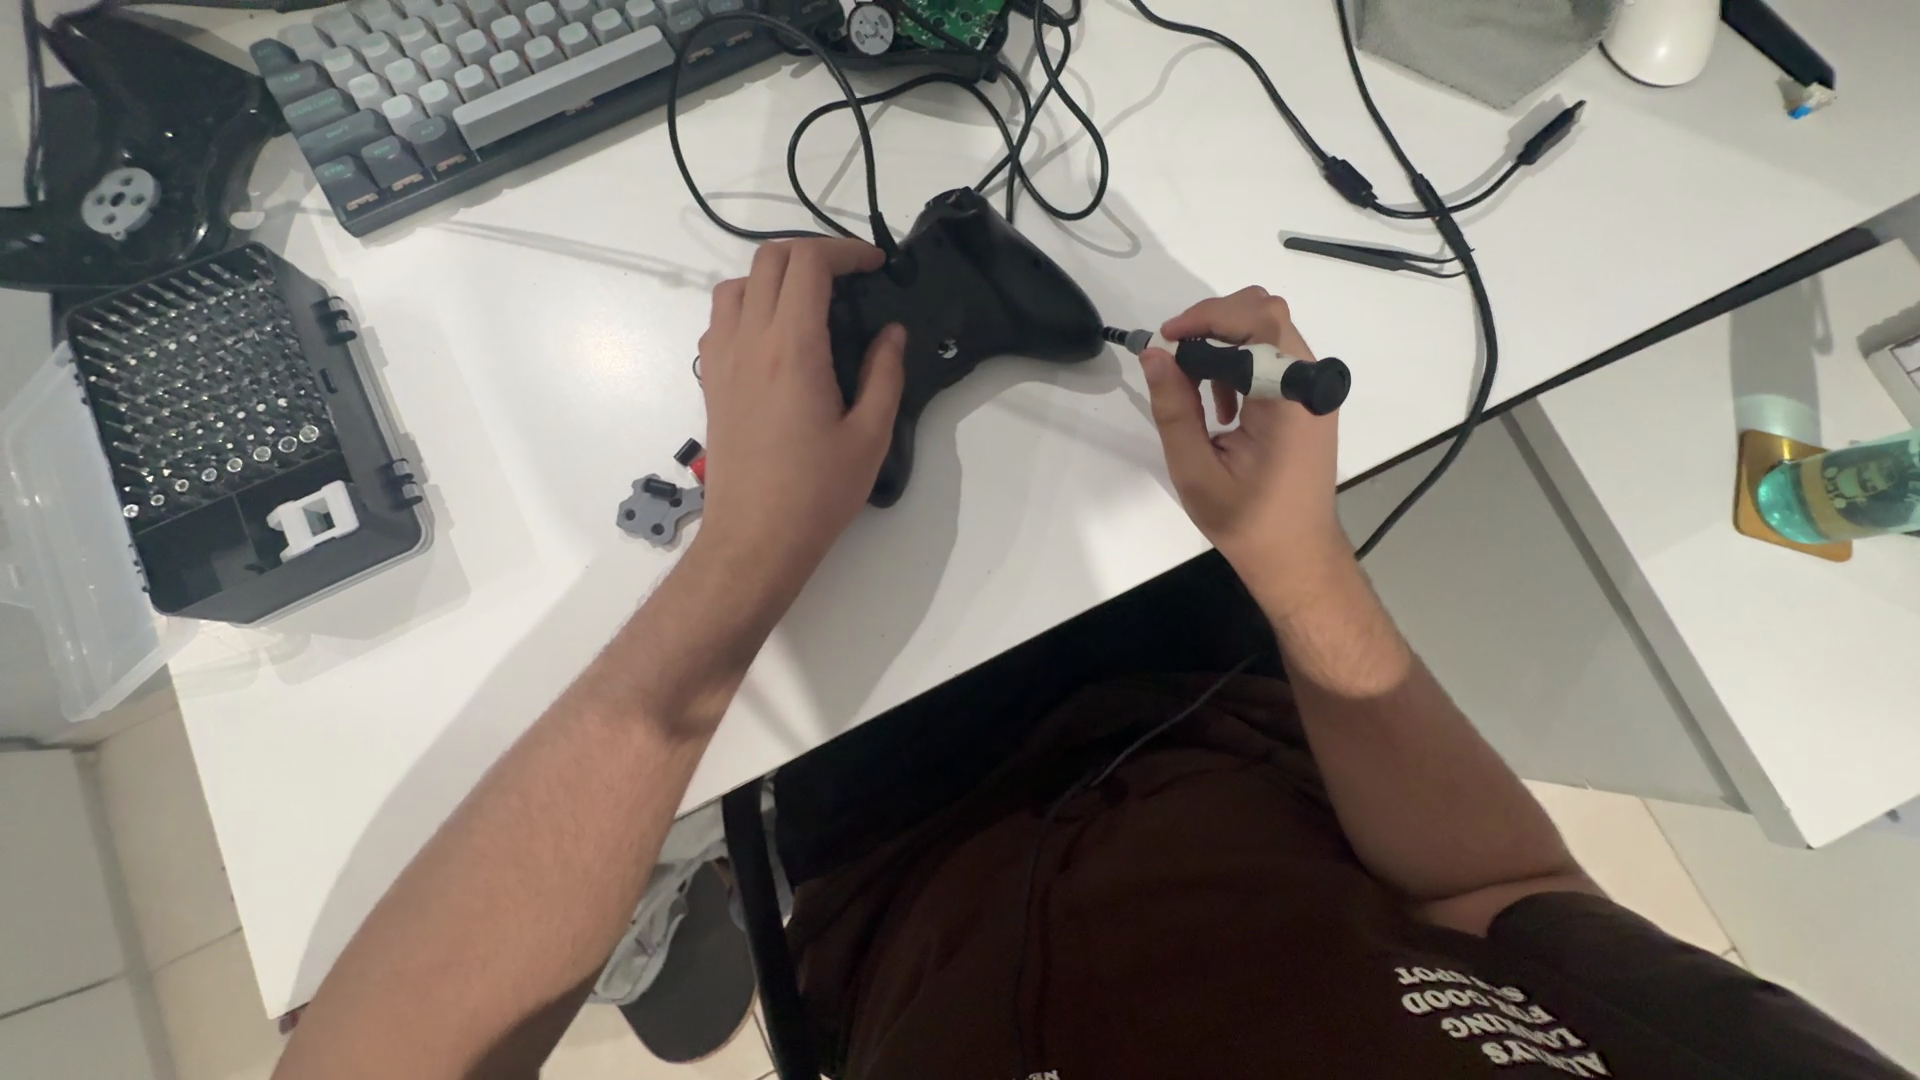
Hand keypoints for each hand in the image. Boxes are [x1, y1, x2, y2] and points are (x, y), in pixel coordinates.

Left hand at [694, 238, 905, 603]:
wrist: (755, 538)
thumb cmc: (817, 493)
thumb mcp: (870, 436)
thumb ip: (885, 374)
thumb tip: (891, 333)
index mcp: (792, 349)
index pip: (808, 264)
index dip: (844, 251)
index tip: (875, 266)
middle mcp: (748, 343)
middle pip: (768, 260)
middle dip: (812, 254)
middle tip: (848, 278)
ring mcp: (721, 362)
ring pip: (736, 285)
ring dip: (774, 277)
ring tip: (809, 303)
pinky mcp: (711, 384)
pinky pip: (720, 321)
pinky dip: (747, 308)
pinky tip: (774, 339)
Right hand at [1139, 286, 1351, 616]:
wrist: (1295, 554)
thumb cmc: (1244, 520)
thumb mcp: (1195, 470)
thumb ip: (1174, 408)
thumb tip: (1153, 355)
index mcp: (1287, 398)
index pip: (1253, 322)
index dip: (1204, 318)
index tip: (1163, 343)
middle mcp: (1309, 383)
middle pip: (1265, 314)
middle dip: (1212, 323)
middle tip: (1173, 357)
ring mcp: (1314, 390)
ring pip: (1269, 331)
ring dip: (1225, 344)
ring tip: (1195, 391)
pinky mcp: (1309, 400)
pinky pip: (1274, 358)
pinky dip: (1240, 363)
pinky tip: (1221, 406)